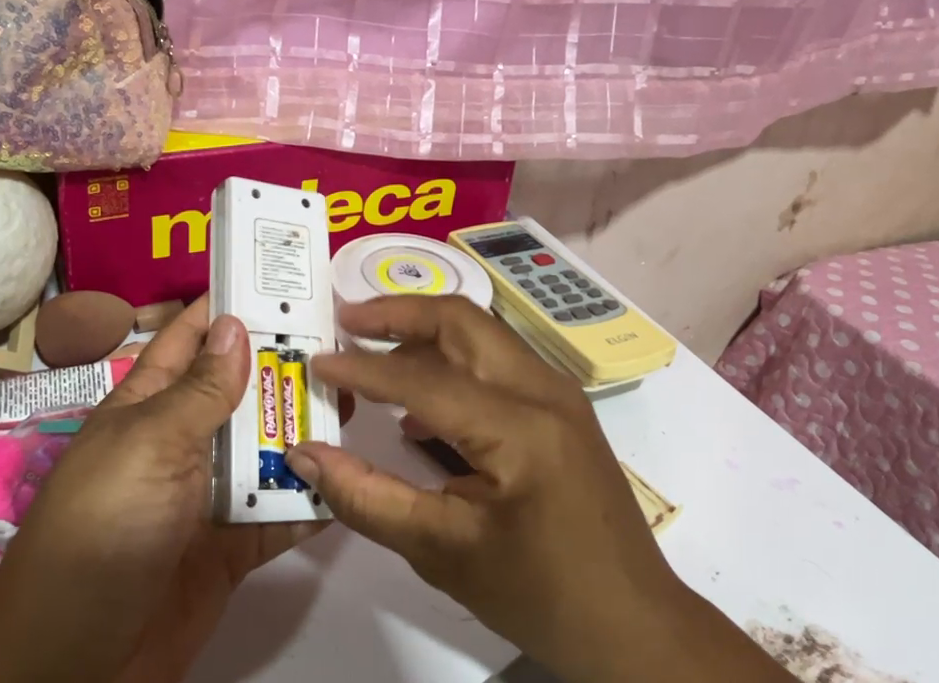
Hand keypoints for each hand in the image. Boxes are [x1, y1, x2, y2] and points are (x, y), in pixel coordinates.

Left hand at [0, 297, 329, 682]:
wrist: (77, 655)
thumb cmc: (105, 526)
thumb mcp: (149, 444)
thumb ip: (198, 390)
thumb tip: (234, 322)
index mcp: (148, 405)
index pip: (190, 340)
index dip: (228, 308)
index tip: (282, 281)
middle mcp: (180, 442)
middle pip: (239, 392)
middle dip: (283, 367)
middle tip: (344, 342)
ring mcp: (205, 496)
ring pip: (264, 450)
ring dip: (304, 430)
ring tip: (359, 401)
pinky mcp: (229, 547)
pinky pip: (278, 515)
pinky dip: (309, 500)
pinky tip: (348, 479)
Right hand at [286, 296, 786, 682]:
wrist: (634, 625)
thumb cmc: (539, 594)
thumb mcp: (442, 552)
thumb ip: (367, 497)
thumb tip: (305, 455)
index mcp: (519, 428)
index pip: (423, 378)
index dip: (362, 368)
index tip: (314, 361)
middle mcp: (544, 392)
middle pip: (461, 320)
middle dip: (397, 312)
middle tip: (343, 319)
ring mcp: (559, 394)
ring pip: (481, 333)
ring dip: (424, 329)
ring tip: (369, 344)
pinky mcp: (562, 408)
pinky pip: (497, 360)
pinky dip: (451, 358)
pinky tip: (417, 403)